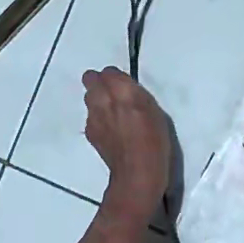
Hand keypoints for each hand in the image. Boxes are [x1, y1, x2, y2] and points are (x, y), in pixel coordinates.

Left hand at [83, 67, 171, 223]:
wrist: (138, 172)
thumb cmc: (154, 140)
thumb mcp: (153, 109)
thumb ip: (135, 93)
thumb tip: (122, 87)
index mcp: (123, 91)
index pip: (108, 71)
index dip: (115, 77)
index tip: (124, 86)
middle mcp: (102, 99)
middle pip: (91, 79)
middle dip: (100, 84)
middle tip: (115, 96)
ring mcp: (93, 117)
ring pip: (89, 98)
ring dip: (98, 101)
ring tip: (114, 114)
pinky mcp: (90, 132)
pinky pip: (91, 117)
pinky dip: (98, 119)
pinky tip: (111, 131)